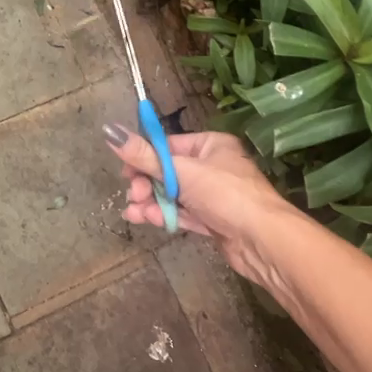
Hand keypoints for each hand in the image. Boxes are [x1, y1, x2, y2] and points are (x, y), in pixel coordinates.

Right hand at [105, 123, 313, 293]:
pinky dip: (164, 215)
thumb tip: (108, 130)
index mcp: (211, 145)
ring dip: (151, 203)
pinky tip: (146, 219)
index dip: (144, 158)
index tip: (125, 172)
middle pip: (167, 172)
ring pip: (172, 195)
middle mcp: (212, 167)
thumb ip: (143, 156)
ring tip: (134, 213)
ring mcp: (212, 196)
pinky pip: (182, 213)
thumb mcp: (180, 171)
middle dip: (146, 185)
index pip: (168, 146)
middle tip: (135, 195)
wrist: (262, 240)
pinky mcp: (212, 220)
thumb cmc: (225, 195)